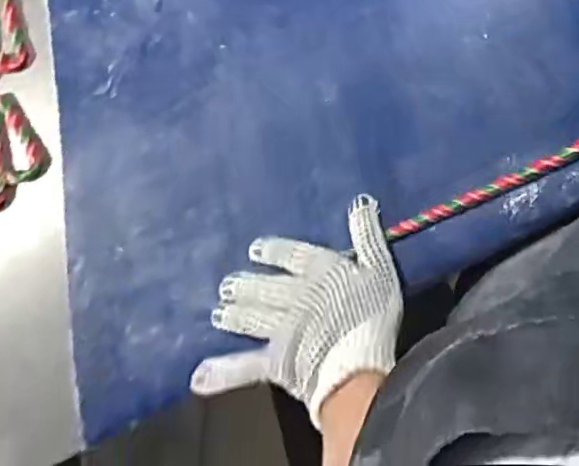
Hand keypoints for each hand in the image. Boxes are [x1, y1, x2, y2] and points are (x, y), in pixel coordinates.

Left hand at [191, 195, 401, 426]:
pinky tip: (199, 376)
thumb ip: (367, 235)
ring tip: (219, 311)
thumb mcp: (378, 267)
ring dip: (235, 316)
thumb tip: (359, 201)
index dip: (274, 251)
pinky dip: (223, 372)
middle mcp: (295, 296)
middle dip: (247, 285)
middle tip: (227, 284)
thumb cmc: (373, 314)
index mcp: (320, 271)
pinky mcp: (276, 364)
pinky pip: (245, 368)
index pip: (293, 255)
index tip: (255, 249)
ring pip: (253, 319)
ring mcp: (282, 330)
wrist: (356, 365)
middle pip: (267, 288)